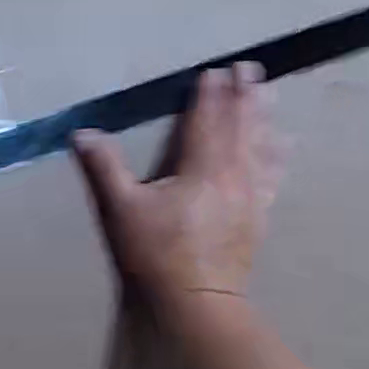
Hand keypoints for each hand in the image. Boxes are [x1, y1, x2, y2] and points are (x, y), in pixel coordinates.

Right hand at [70, 63, 282, 312]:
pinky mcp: (258, 216)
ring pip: (261, 147)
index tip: (214, 70)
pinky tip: (285, 145)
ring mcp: (251, 196)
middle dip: (244, 95)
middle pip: (240, 127)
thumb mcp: (122, 208)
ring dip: (264, 117)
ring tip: (269, 93)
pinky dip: (278, 154)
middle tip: (251, 67)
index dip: (209, 95)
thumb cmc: (157, 253)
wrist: (198, 301)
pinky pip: (273, 176)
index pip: (206, 122)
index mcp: (201, 169)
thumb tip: (83, 133)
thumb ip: (104, 167)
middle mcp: (233, 176)